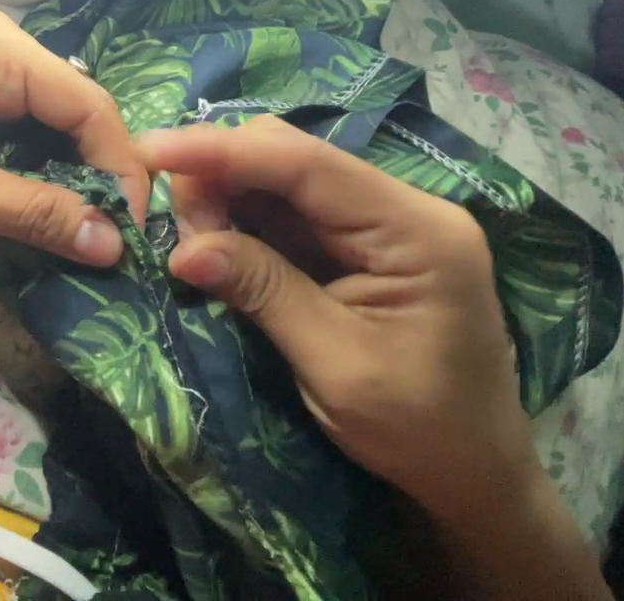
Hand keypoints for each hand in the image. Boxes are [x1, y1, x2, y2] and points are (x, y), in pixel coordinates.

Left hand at [0, 8, 148, 253]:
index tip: (130, 230)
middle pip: (75, 108)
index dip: (120, 168)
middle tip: (112, 233)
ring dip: (68, 170)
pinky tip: (44, 199)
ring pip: (51, 117)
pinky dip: (36, 162)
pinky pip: (21, 121)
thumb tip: (114, 246)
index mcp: (1, 49)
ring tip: (86, 224)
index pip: (89, 105)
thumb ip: (36, 213)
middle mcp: (0, 42)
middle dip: (96, 170)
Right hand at [138, 117, 532, 522]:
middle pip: (290, 156)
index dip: (223, 150)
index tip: (152, 149)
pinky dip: (241, 218)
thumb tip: (183, 249)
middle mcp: (401, 207)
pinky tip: (215, 241)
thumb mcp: (336, 366)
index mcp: (417, 230)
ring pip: (279, 175)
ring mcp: (379, 220)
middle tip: (177, 232)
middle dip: (219, 176)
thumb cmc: (418, 430)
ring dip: (223, 197)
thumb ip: (263, 292)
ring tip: (192, 243)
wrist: (471, 473)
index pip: (307, 165)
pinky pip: (285, 208)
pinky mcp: (356, 239)